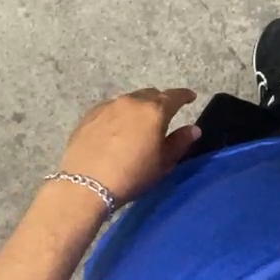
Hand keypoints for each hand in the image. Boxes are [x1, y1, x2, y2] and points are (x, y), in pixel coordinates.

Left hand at [56, 88, 201, 202]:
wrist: (86, 185)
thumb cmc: (132, 175)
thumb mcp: (163, 163)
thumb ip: (180, 142)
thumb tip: (193, 129)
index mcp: (155, 111)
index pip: (175, 95)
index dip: (184, 96)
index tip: (190, 97)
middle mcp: (132, 102)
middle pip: (151, 95)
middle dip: (160, 102)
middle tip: (163, 116)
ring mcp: (108, 106)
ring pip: (130, 100)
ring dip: (138, 108)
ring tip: (137, 124)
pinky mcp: (90, 115)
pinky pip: (111, 108)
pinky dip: (119, 114)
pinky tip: (116, 130)